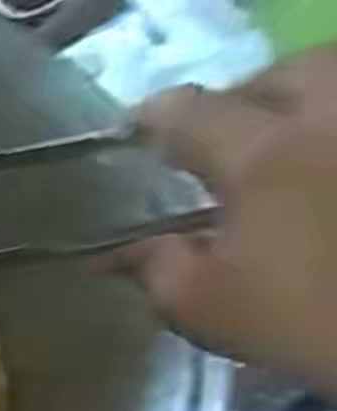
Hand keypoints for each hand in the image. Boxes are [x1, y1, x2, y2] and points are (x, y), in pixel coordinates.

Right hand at [123, 48, 336, 396]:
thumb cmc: (294, 316)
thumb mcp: (195, 299)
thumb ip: (156, 262)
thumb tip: (116, 252)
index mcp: (267, 157)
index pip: (196, 115)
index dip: (158, 116)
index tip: (135, 124)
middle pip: (295, 72)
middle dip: (249, 94)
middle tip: (219, 129)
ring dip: (305, 102)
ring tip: (278, 140)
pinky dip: (327, 134)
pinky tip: (314, 164)